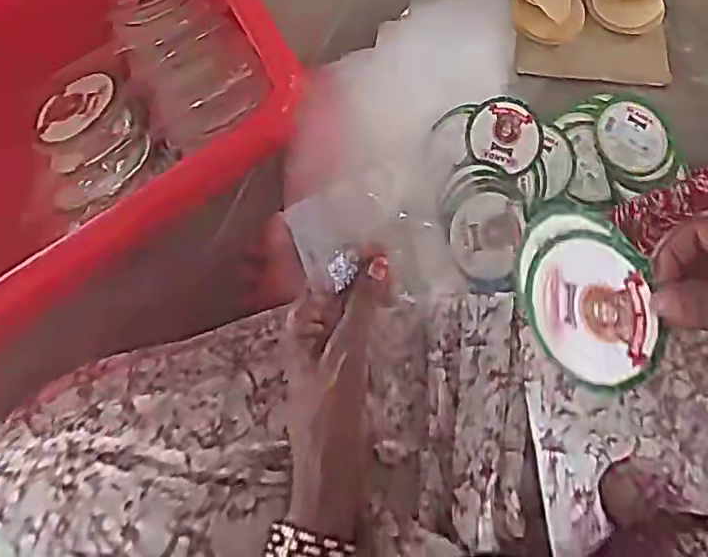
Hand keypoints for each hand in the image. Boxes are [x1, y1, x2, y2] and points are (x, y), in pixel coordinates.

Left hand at [284, 255, 388, 539]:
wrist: (333, 474)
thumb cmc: (331, 413)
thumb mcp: (346, 354)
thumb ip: (361, 306)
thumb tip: (379, 260)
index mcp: (300, 322)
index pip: (327, 274)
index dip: (353, 254)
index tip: (386, 234)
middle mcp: (313, 328)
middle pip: (342, 286)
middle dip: (368, 268)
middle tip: (403, 245)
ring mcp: (332, 344)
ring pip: (355, 304)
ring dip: (377, 287)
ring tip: (407, 265)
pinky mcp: (349, 358)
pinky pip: (364, 323)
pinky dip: (380, 309)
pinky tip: (400, 298)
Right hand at [652, 215, 707, 455]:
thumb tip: (656, 299)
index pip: (700, 230)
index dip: (672, 253)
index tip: (653, 287)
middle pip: (700, 244)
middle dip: (674, 268)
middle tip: (653, 301)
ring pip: (705, 267)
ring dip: (683, 285)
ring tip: (663, 312)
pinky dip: (696, 300)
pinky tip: (683, 318)